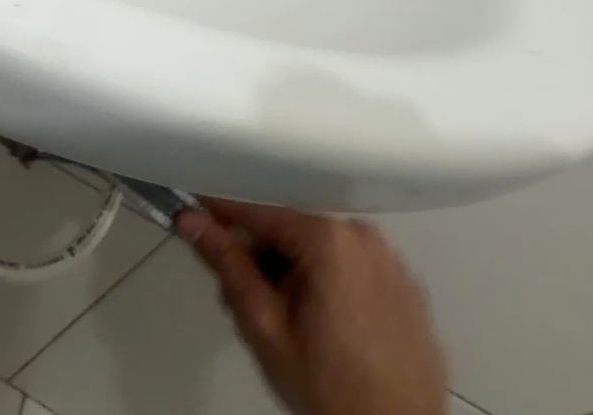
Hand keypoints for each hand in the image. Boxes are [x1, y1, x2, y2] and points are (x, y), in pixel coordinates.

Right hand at [177, 200, 447, 414]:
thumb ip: (226, 263)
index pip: (255, 210)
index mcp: (328, 238)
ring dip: (289, 270)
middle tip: (241, 299)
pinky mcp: (407, 288)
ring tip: (280, 318)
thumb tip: (189, 220)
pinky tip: (321, 324)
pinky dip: (325, 281)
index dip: (216, 214)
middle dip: (257, 256)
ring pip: (317, 248)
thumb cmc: (326, 383)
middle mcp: (363, 236)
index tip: (186, 216)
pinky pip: (350, 266)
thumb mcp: (263, 324)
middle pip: (288, 229)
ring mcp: (391, 261)